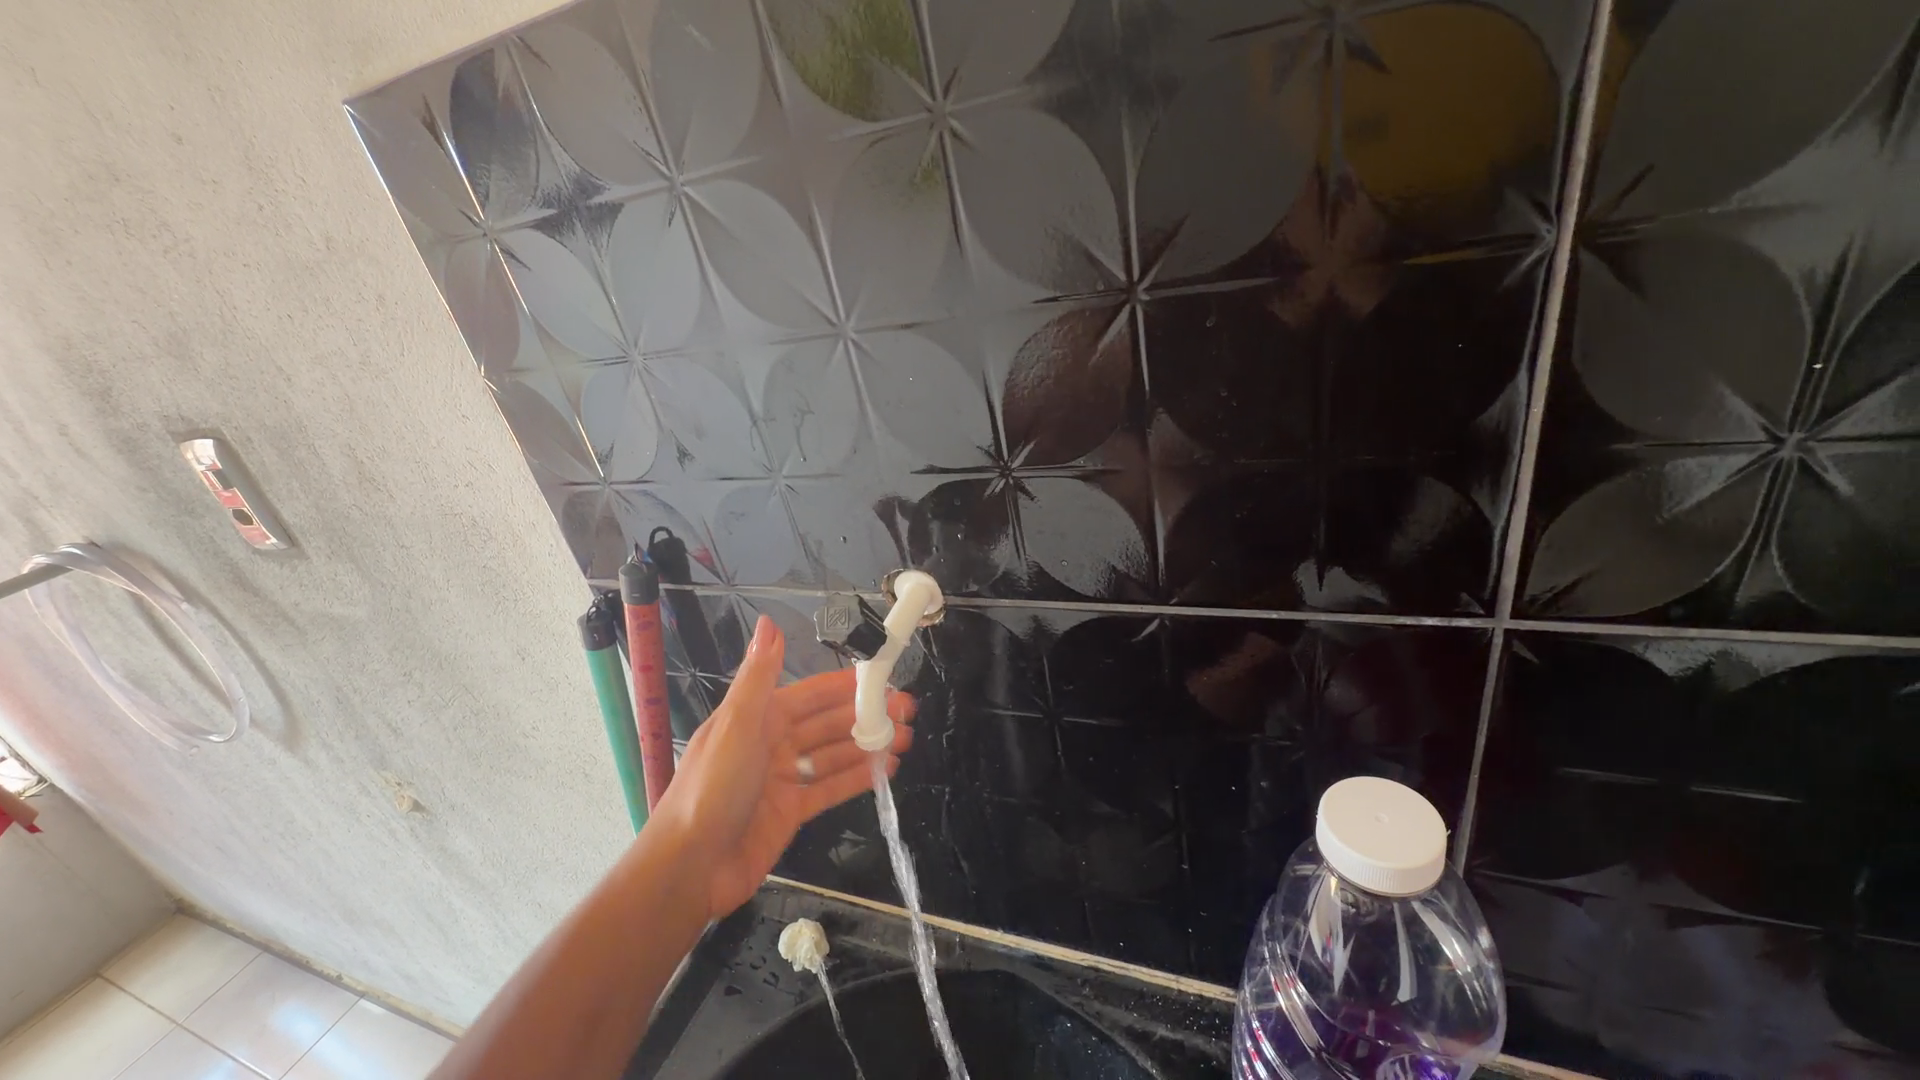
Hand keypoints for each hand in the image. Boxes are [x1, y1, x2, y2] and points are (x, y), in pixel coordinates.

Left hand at [653, 615, 913, 918]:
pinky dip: (859, 777)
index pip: (812, 694)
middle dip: (867, 714)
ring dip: (868, 745)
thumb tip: (770, 623)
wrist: (690, 865)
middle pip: (828, 723)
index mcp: (758, 717)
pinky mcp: (792, 812)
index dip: (847, 685)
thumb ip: (759, 676)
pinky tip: (886, 769)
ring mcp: (783, 779)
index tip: (883, 677)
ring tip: (905, 738)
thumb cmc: (711, 788)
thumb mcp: (735, 725)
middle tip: (907, 710)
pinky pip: (832, 787)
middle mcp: (773, 744)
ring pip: (834, 754)